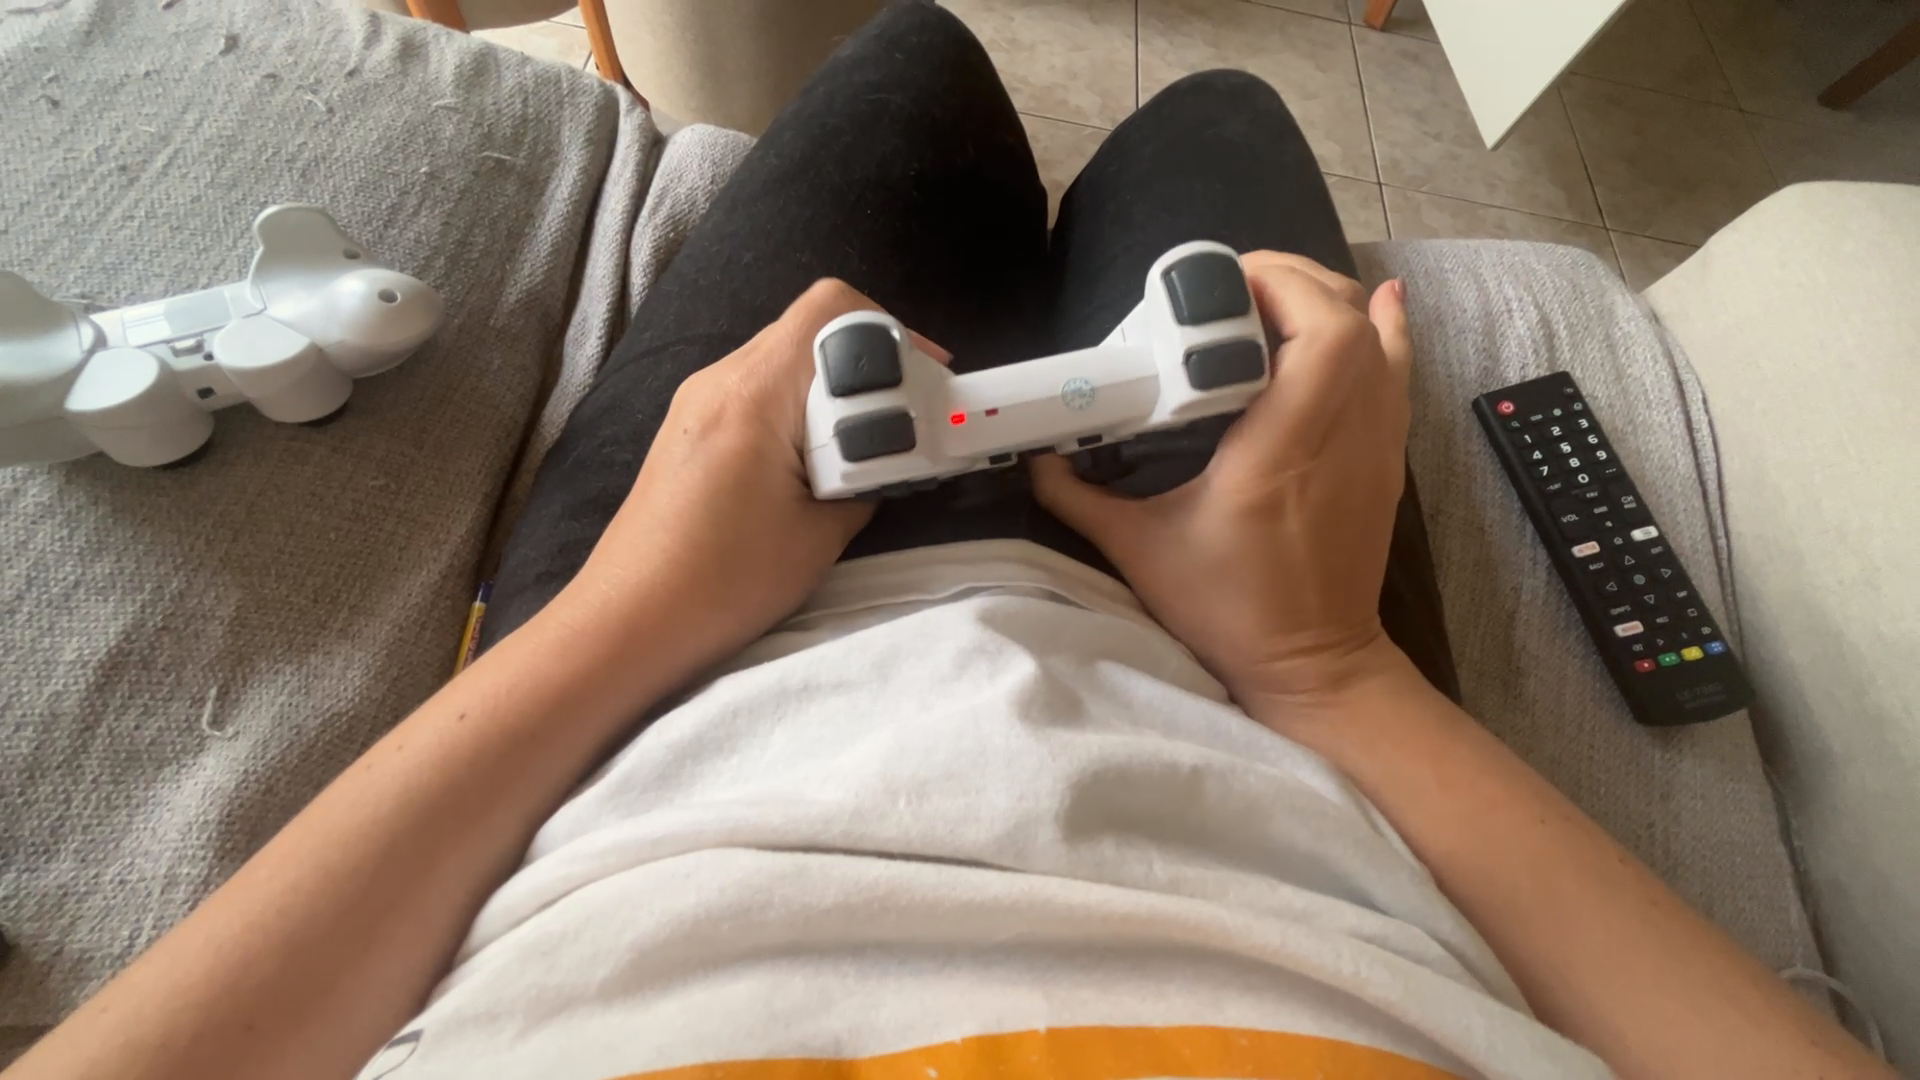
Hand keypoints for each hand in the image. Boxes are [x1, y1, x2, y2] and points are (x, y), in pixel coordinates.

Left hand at [554, 279, 943, 674]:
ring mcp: (699, 401)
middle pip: (811, 330)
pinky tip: (818, 461)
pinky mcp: (692, 428)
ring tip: (868, 444)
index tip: (929, 379)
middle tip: (912, 415)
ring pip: (787, 361)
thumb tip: (886, 458)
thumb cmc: (724, 583)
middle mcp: (720, 380)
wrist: (628, 622)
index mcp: (755, 395)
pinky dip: (804, 409)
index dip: (892, 332)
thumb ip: (865, 481)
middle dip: (873, 364)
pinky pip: (761, 391)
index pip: (830, 310)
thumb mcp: (819, 536)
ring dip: (837, 391)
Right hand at [1030, 252, 1414, 713]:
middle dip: (1296, 280)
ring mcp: (1376, 448)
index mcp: (1279, 452)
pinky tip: (1378, 301)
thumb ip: (1080, 499)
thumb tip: (1036, 460)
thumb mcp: (1139, 552)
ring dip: (1333, 299)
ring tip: (1278, 293)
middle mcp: (1342, 437)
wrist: (1313, 663)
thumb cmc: (1226, 609)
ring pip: (1381, 340)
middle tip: (1233, 284)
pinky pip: (1400, 374)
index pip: (1319, 336)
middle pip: (1350, 320)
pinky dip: (1388, 329)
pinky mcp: (1387, 462)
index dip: (1282, 286)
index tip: (1223, 279)